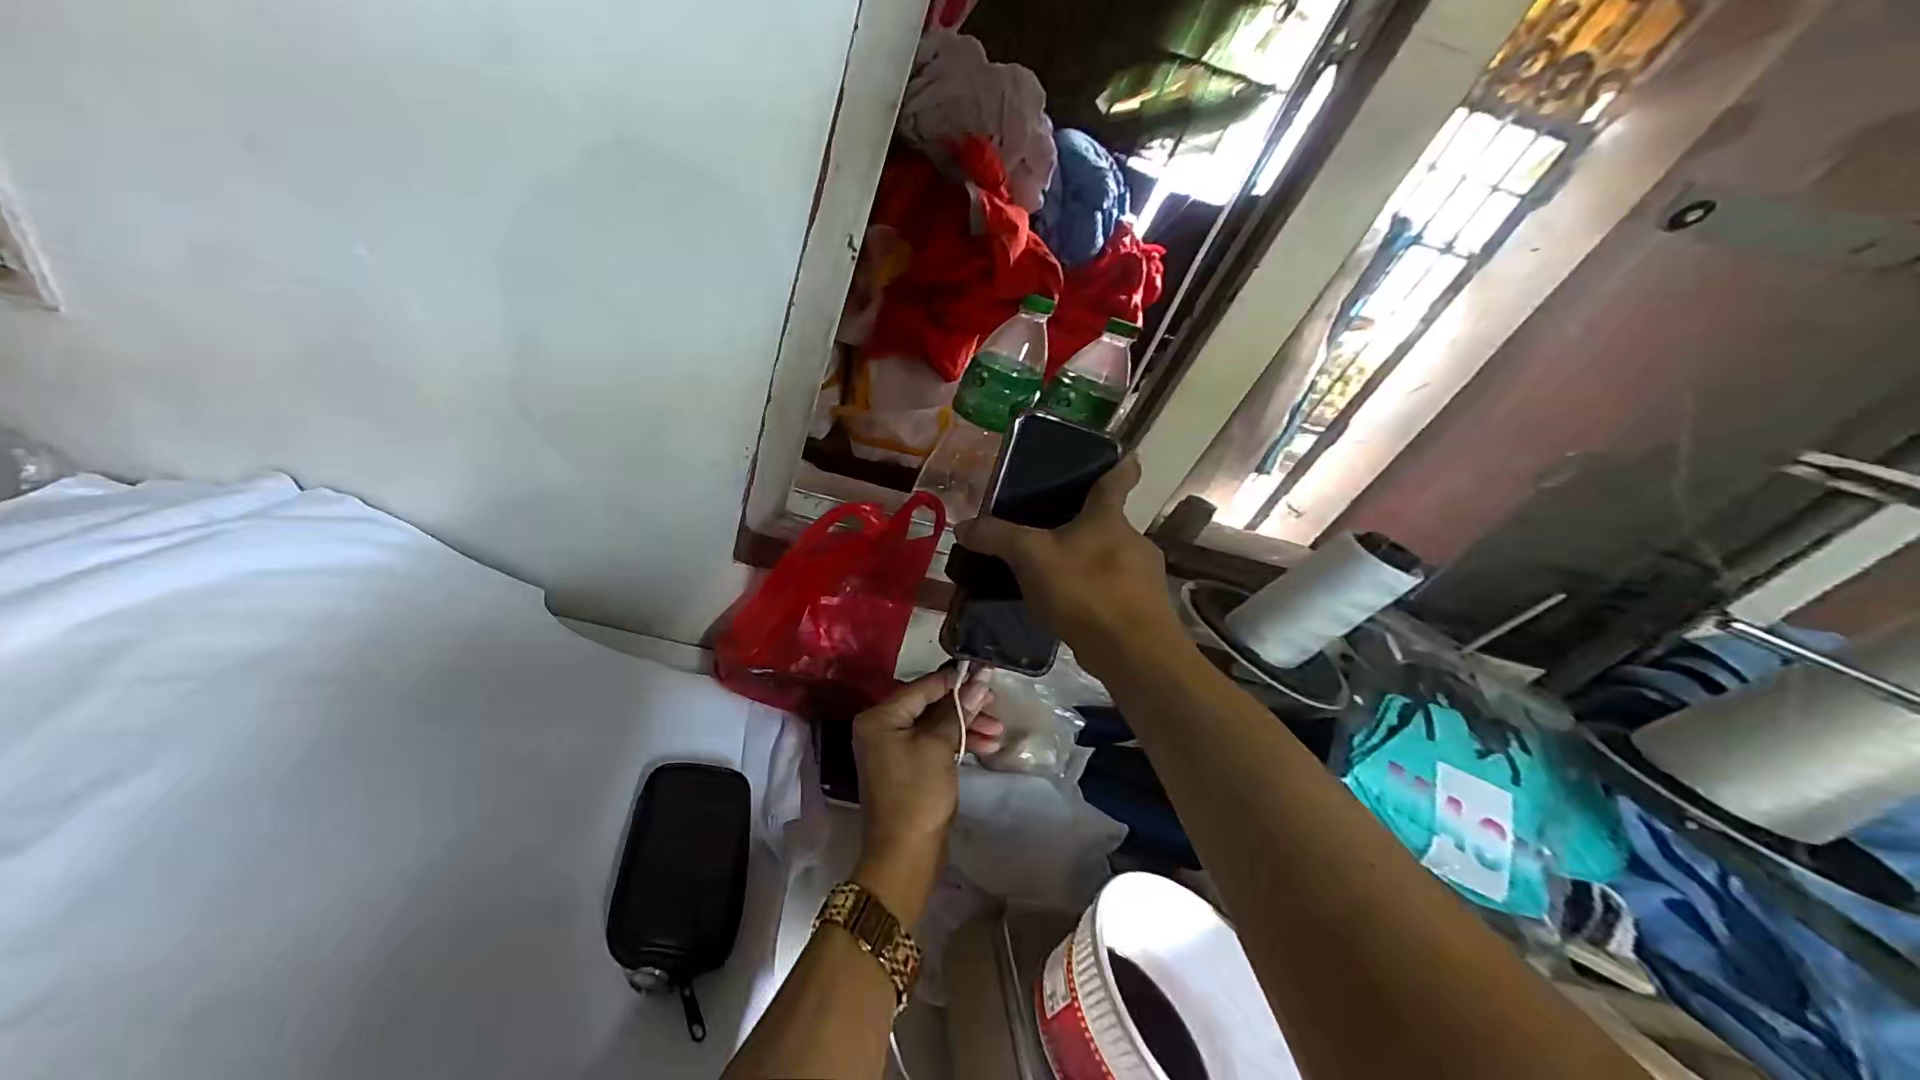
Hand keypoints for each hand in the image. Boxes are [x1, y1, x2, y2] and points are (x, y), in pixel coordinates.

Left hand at [850, 668, 1001, 922]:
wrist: (905, 853)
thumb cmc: (917, 793)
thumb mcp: (938, 746)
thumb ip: (958, 711)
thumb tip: (979, 680)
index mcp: (879, 718)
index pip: (921, 687)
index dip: (954, 680)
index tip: (984, 671)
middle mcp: (882, 729)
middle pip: (929, 705)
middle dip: (964, 706)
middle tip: (995, 703)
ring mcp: (894, 750)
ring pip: (936, 726)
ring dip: (967, 726)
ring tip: (998, 730)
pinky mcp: (909, 768)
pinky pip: (935, 744)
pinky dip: (958, 742)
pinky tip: (987, 744)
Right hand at [953, 455, 1184, 678]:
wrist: (1133, 652)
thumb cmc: (1085, 590)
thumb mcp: (1031, 558)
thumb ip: (997, 538)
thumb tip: (963, 525)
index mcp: (1109, 517)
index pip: (1120, 477)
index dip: (1118, 463)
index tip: (1117, 456)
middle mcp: (1134, 539)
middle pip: (1108, 523)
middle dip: (1082, 527)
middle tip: (1048, 534)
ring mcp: (1144, 575)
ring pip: (1110, 559)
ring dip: (1087, 564)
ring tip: (1053, 578)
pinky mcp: (1144, 608)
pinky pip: (1114, 590)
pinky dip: (1094, 594)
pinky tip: (1070, 610)